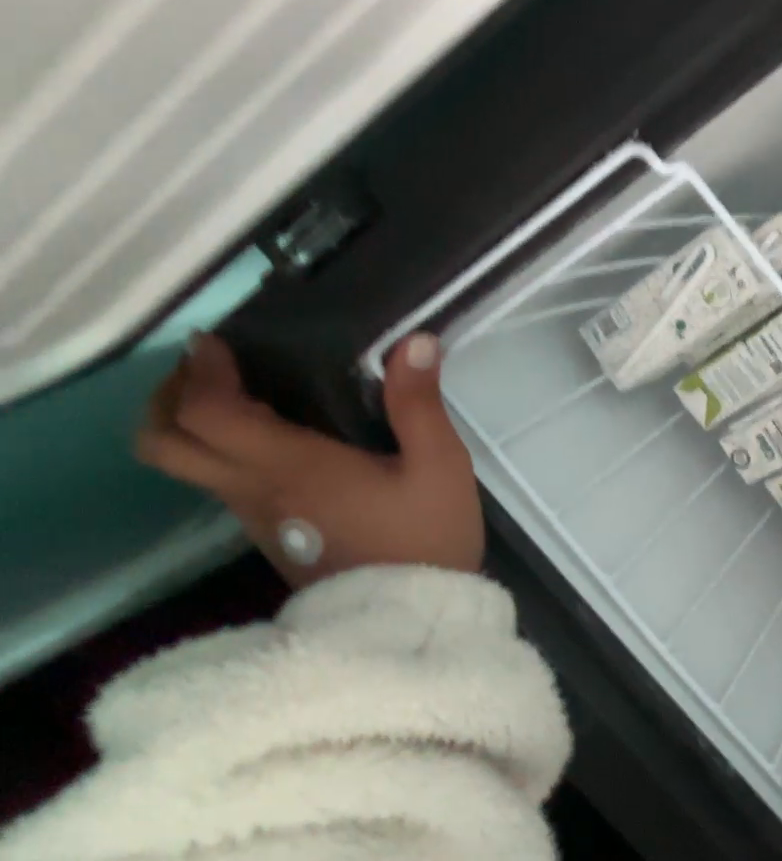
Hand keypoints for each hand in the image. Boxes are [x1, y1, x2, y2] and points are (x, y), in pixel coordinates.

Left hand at [136, 333, 481, 587]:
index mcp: (292, 468)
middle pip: (165, 443)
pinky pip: (219, 479)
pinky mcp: (269, 532)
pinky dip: (221, 446)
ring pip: (186, 463)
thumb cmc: (425, 534)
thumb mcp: (440, 464)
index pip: (210, 414)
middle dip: (169, 397)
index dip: (204, 373)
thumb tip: (413, 342)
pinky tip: (272, 435)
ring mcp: (256, 515)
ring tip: (238, 392)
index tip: (218, 341)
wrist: (409, 617)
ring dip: (190, 420)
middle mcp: (255, 490)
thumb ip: (419, 403)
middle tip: (208, 366)